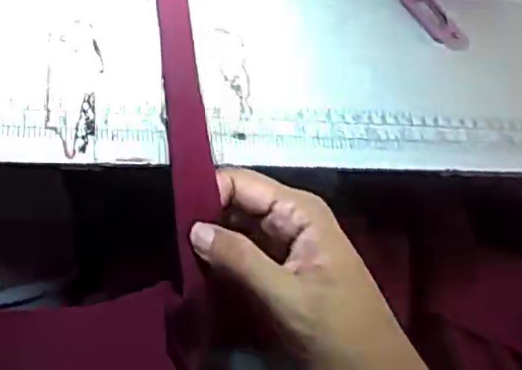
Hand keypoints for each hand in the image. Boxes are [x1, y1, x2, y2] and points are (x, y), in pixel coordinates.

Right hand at [191, 168, 423, 369]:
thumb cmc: (346, 339)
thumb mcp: (291, 300)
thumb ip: (240, 260)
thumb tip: (192, 227)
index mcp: (299, 210)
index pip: (237, 181)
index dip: (205, 191)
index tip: (176, 215)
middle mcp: (290, 217)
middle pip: (232, 202)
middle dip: (204, 218)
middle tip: (174, 239)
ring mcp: (286, 242)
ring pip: (233, 227)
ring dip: (210, 242)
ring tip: (182, 254)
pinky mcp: (280, 268)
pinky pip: (241, 251)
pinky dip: (222, 260)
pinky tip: (201, 271)